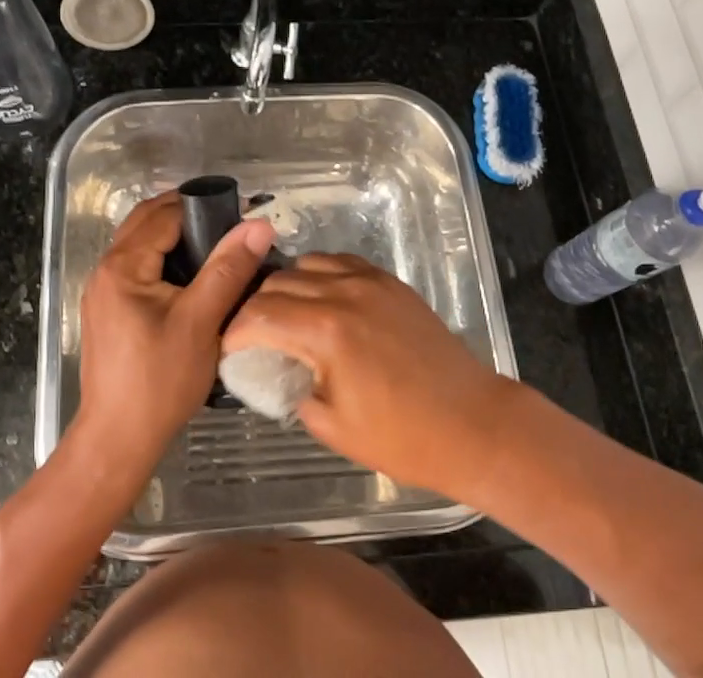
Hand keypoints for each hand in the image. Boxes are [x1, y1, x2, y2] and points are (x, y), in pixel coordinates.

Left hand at [74, 191, 275, 469]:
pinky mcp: (108, 313)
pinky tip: (193, 281)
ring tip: (219, 250)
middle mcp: (105, 271)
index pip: (164, 215)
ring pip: (141, 246)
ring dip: (175, 239)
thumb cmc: (160, 380)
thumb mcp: (200, 322)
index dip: (203, 208)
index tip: (242, 215)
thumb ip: (228, 269)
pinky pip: (137, 270)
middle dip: (187, 216)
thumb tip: (259, 225)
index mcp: (122, 266)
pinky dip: (164, 262)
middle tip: (232, 226)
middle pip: (146, 223)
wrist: (119, 438)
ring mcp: (102, 293)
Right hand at [221, 253, 518, 496]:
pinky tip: (321, 302)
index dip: (235, 333)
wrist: (472, 424)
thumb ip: (294, 390)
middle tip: (253, 340)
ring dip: (287, 288)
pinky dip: (321, 276)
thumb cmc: (402, 438)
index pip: (258, 314)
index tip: (229, 352)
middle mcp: (344, 293)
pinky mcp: (393, 284)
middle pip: (277, 284)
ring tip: (286, 318)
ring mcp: (372, 283)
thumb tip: (282, 373)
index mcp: (325, 330)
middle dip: (256, 310)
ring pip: (308, 264)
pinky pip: (343, 263)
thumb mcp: (331, 426)